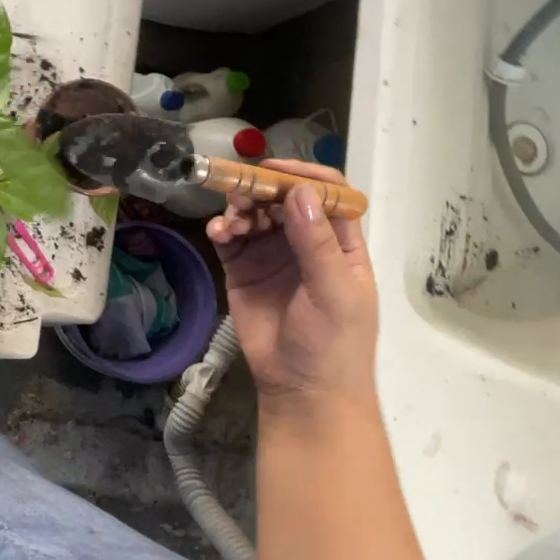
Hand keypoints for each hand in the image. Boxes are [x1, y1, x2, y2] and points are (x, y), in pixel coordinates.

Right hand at [205, 159, 378, 419]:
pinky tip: (219, 232)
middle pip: (283, 198)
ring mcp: (271, 254)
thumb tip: (299, 192)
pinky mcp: (242, 269)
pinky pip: (230, 238)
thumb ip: (316, 242)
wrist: (301, 389)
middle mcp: (304, 241)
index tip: (274, 170)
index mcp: (339, 243)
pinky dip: (222, 228)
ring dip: (241, 208)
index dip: (304, 175)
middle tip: (242, 193)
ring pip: (254, 213)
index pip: (327, 194)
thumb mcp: (334, 292)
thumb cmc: (333, 343)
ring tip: (232, 222)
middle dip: (263, 190)